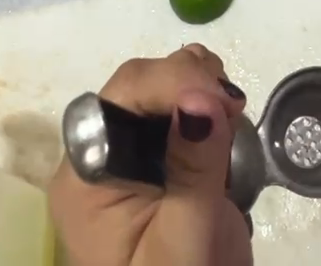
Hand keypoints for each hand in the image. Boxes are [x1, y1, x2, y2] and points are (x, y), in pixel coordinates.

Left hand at [50, 44, 252, 265]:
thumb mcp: (186, 239)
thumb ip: (193, 167)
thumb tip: (203, 97)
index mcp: (86, 180)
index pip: (118, 100)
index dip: (169, 83)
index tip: (222, 103)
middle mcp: (100, 159)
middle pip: (137, 85)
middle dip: (189, 80)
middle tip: (235, 109)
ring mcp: (131, 157)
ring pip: (160, 86)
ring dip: (200, 84)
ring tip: (231, 114)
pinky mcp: (162, 158)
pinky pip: (179, 105)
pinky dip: (207, 98)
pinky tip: (226, 120)